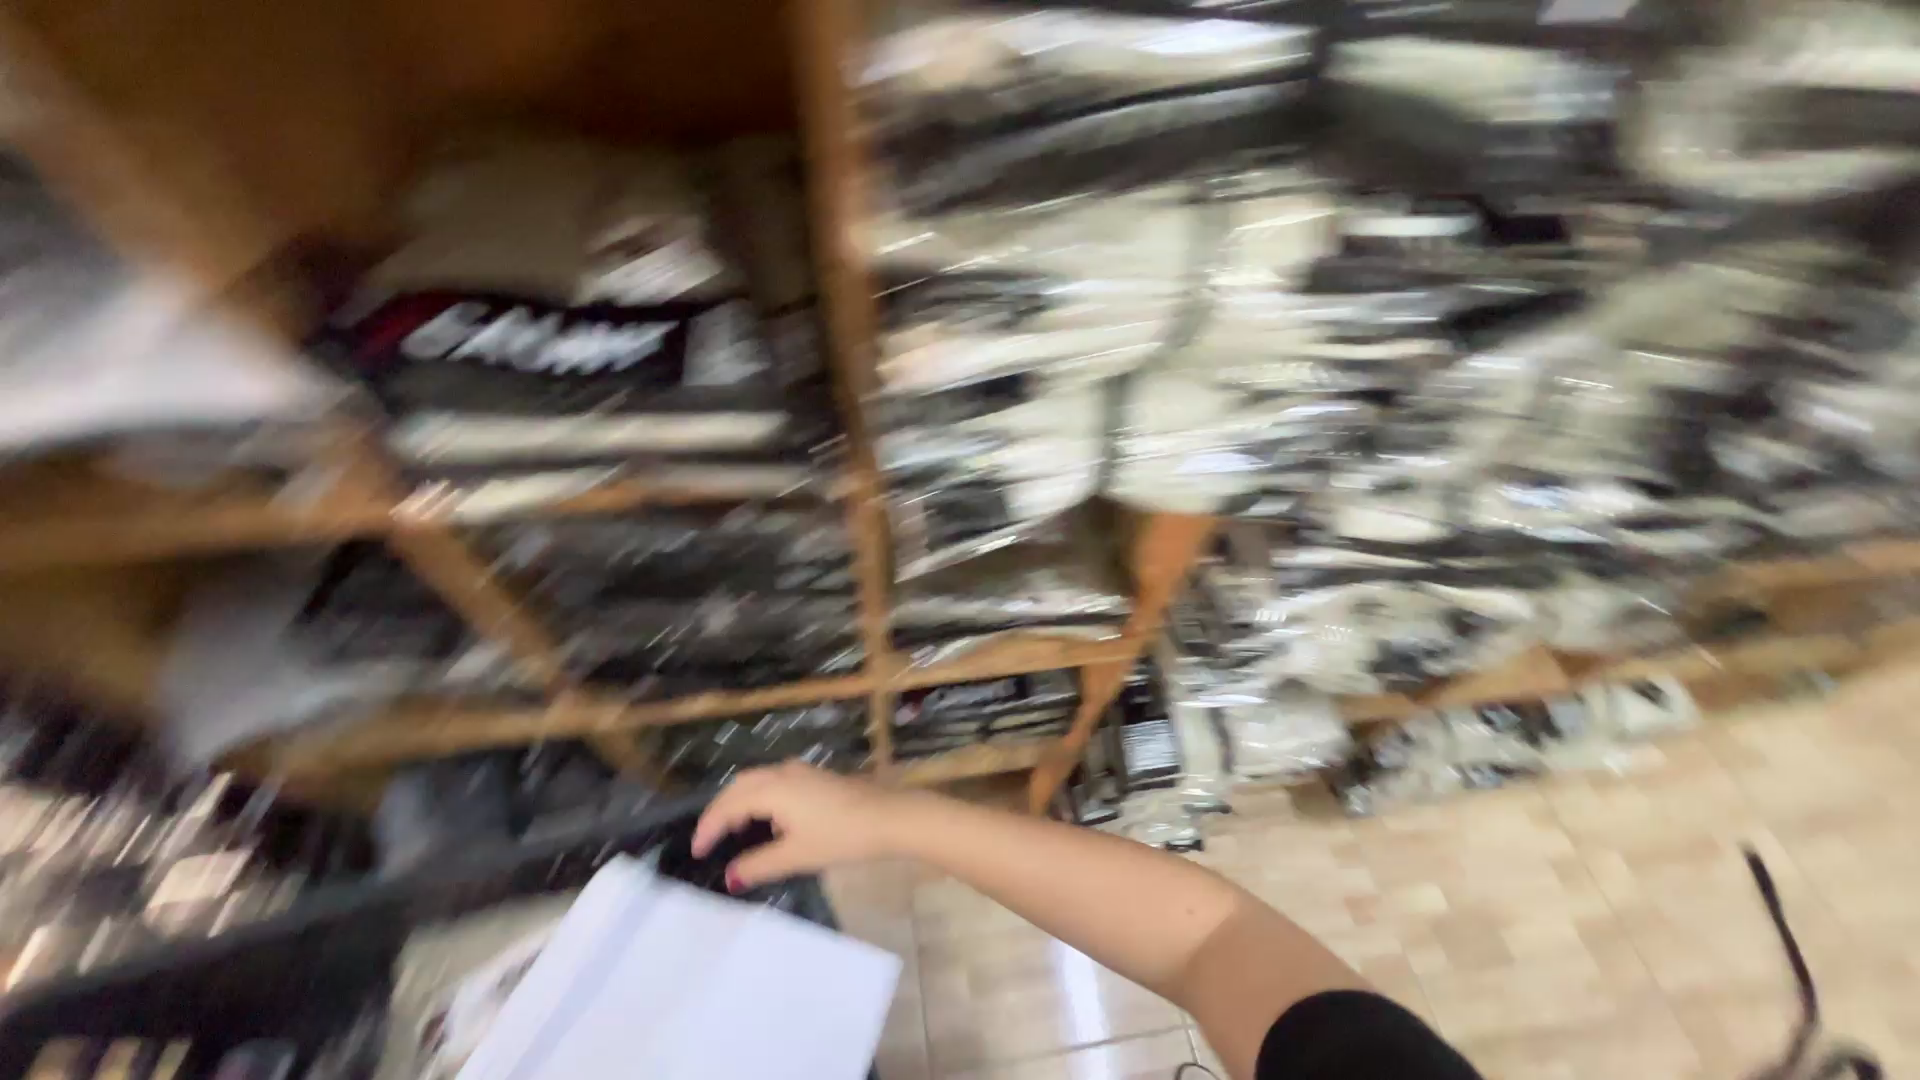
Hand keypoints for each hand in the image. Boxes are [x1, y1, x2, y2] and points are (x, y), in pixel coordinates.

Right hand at [690, 763, 913, 890]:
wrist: (889, 817)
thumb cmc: (842, 836)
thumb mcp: (797, 855)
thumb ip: (759, 865)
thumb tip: (730, 876)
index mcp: (773, 789)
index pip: (729, 805)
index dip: (709, 827)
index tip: (697, 851)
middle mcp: (783, 773)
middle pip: (740, 785)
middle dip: (720, 809)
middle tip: (709, 839)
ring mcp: (802, 773)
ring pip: (759, 781)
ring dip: (740, 801)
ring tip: (732, 831)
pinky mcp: (816, 778)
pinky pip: (775, 783)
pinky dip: (760, 798)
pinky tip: (767, 822)